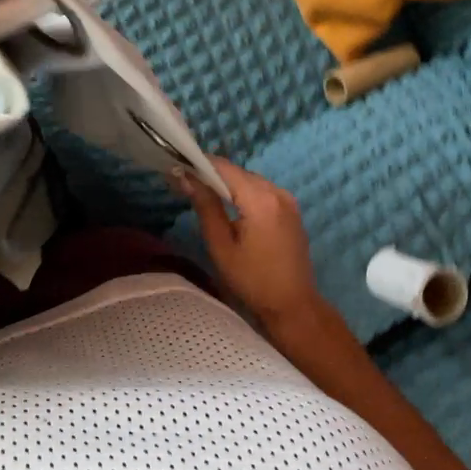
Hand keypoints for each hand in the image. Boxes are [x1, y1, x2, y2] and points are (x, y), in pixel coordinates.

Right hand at [177, 157, 327, 325]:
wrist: (293, 305)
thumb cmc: (252, 280)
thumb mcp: (221, 245)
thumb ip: (206, 207)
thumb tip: (187, 178)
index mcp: (260, 199)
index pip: (225, 168)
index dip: (200, 164)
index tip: (178, 169)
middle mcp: (277, 192)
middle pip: (238, 172)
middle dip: (212, 175)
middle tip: (186, 184)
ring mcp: (288, 200)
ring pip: (250, 181)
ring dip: (228, 184)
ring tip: (204, 195)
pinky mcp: (291, 210)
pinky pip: (263, 191)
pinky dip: (244, 193)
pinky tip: (230, 207)